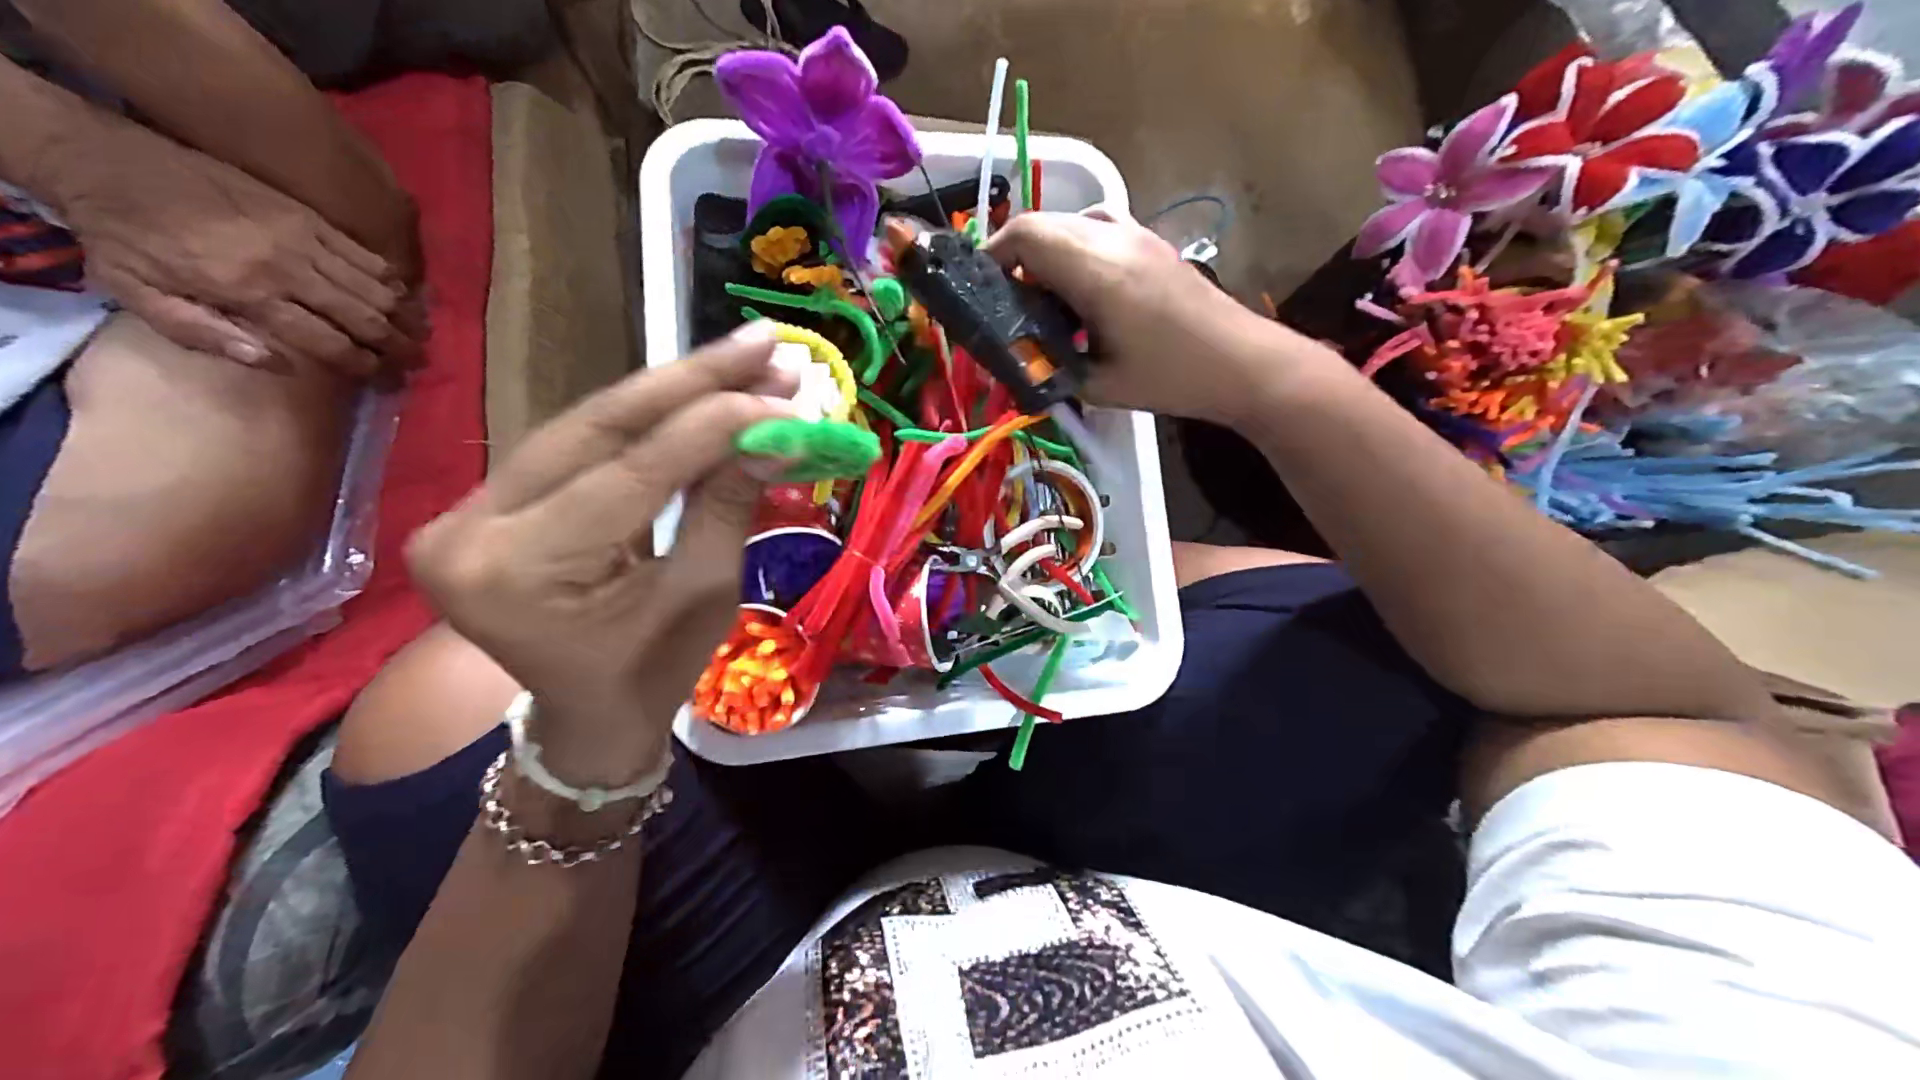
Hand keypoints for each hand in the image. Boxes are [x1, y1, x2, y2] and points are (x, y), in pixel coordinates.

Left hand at [58, 119, 420, 378]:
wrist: (106, 160)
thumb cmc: (122, 238)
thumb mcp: (138, 295)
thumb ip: (205, 334)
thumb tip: (277, 365)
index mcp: (248, 293)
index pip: (327, 341)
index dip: (363, 364)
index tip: (383, 379)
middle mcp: (288, 269)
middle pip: (364, 317)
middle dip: (398, 345)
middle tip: (420, 363)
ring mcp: (304, 239)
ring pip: (376, 288)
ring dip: (405, 316)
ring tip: (422, 335)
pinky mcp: (309, 216)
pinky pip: (366, 255)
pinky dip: (393, 280)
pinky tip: (405, 297)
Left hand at [405, 324, 792, 782]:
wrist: (588, 718)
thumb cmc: (650, 676)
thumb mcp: (702, 597)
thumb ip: (729, 505)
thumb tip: (780, 431)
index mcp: (519, 573)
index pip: (632, 471)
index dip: (717, 424)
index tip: (790, 394)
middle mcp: (470, 528)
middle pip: (599, 427)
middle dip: (695, 380)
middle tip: (768, 343)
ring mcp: (468, 508)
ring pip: (589, 424)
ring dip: (676, 388)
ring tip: (749, 356)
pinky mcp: (488, 500)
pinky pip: (580, 443)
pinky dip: (649, 416)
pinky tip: (700, 386)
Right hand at [984, 209, 1331, 424]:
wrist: (1241, 362)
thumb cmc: (1170, 377)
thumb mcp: (1097, 384)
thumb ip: (1049, 366)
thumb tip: (1018, 359)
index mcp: (1095, 269)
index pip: (1024, 235)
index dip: (991, 256)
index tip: (981, 293)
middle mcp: (1112, 236)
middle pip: (1041, 224)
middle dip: (1013, 258)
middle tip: (1008, 305)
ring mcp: (1134, 232)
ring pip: (1067, 224)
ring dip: (1044, 255)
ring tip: (1043, 302)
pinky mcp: (1149, 240)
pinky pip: (1094, 230)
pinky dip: (1072, 253)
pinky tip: (1080, 296)